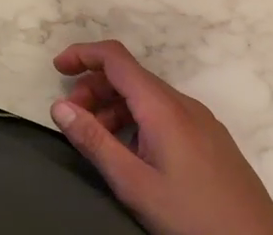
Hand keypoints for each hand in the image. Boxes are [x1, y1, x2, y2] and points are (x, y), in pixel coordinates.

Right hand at [50, 40, 272, 234]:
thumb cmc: (193, 218)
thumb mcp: (134, 184)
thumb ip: (94, 142)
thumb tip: (59, 106)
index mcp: (163, 107)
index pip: (115, 57)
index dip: (83, 54)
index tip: (58, 69)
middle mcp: (184, 104)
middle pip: (130, 77)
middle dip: (95, 88)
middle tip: (74, 120)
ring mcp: (203, 122)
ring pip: (148, 97)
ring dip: (115, 107)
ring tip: (99, 141)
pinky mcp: (214, 141)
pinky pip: (167, 115)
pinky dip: (139, 120)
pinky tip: (134, 154)